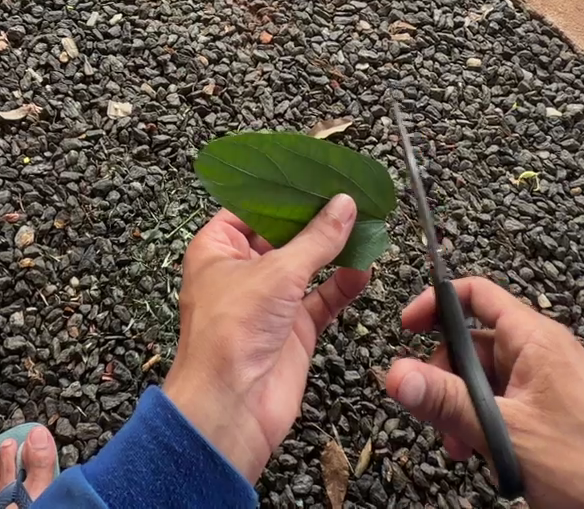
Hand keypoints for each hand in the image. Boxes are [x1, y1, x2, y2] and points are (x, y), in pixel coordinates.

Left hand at [163, 195, 370, 484]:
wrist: (231, 410)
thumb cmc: (228, 336)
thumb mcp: (276, 273)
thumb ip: (315, 239)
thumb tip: (343, 205)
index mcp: (218, 247)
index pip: (251, 206)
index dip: (282, 190)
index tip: (315, 173)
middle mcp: (242, 270)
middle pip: (283, 233)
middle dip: (315, 218)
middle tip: (348, 193)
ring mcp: (269, 300)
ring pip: (307, 264)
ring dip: (334, 248)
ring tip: (366, 224)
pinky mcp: (292, 328)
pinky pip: (323, 298)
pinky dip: (343, 284)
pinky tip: (364, 267)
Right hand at [385, 277, 583, 508]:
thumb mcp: (508, 434)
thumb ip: (447, 403)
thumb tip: (394, 373)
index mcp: (536, 339)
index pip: (476, 293)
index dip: (436, 303)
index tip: (406, 328)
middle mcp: (545, 352)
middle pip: (475, 341)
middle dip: (447, 375)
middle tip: (436, 414)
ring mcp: (554, 384)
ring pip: (491, 379)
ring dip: (467, 407)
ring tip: (463, 447)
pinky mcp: (561, 416)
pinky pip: (511, 404)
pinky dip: (491, 424)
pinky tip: (490, 456)